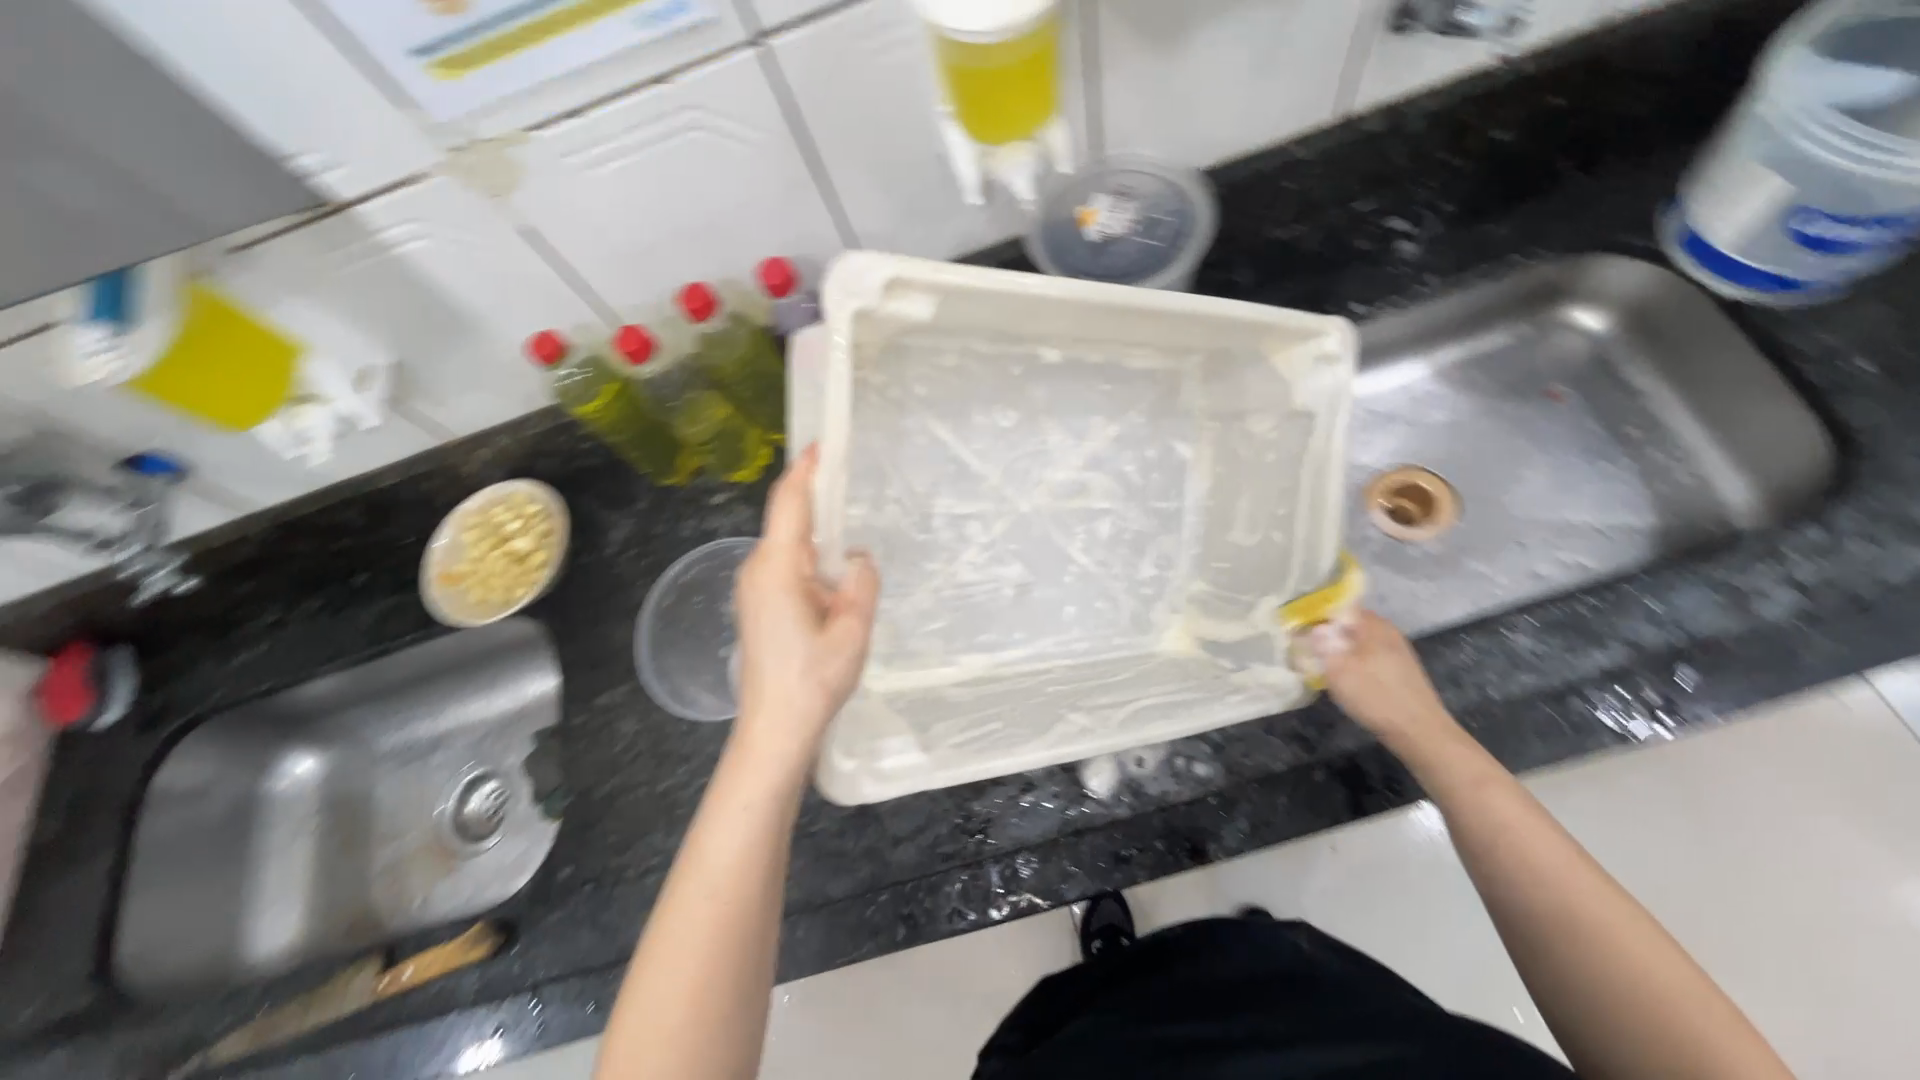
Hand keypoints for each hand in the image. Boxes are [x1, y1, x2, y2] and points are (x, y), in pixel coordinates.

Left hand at [731, 446, 879, 766]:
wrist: (776, 728)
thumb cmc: (813, 679)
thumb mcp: (853, 629)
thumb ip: (861, 582)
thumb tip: (856, 557)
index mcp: (778, 567)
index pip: (790, 502)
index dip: (806, 469)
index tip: (823, 443)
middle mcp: (758, 570)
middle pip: (788, 522)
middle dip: (819, 503)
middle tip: (852, 489)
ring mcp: (753, 589)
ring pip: (789, 548)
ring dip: (818, 541)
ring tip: (851, 545)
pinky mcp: (758, 607)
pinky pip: (787, 569)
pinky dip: (811, 563)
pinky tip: (834, 583)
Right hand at [1310, 610, 1458, 750]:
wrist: (1418, 731)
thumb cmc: (1375, 696)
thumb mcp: (1337, 669)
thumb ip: (1321, 645)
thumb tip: (1313, 629)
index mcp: (1373, 624)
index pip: (1341, 608)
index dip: (1319, 617)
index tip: (1302, 633)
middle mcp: (1388, 631)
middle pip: (1351, 626)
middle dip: (1330, 637)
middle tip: (1310, 653)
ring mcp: (1398, 651)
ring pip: (1360, 643)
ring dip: (1342, 653)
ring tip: (1327, 670)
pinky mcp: (1401, 670)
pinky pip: (1371, 658)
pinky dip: (1357, 665)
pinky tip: (1350, 683)